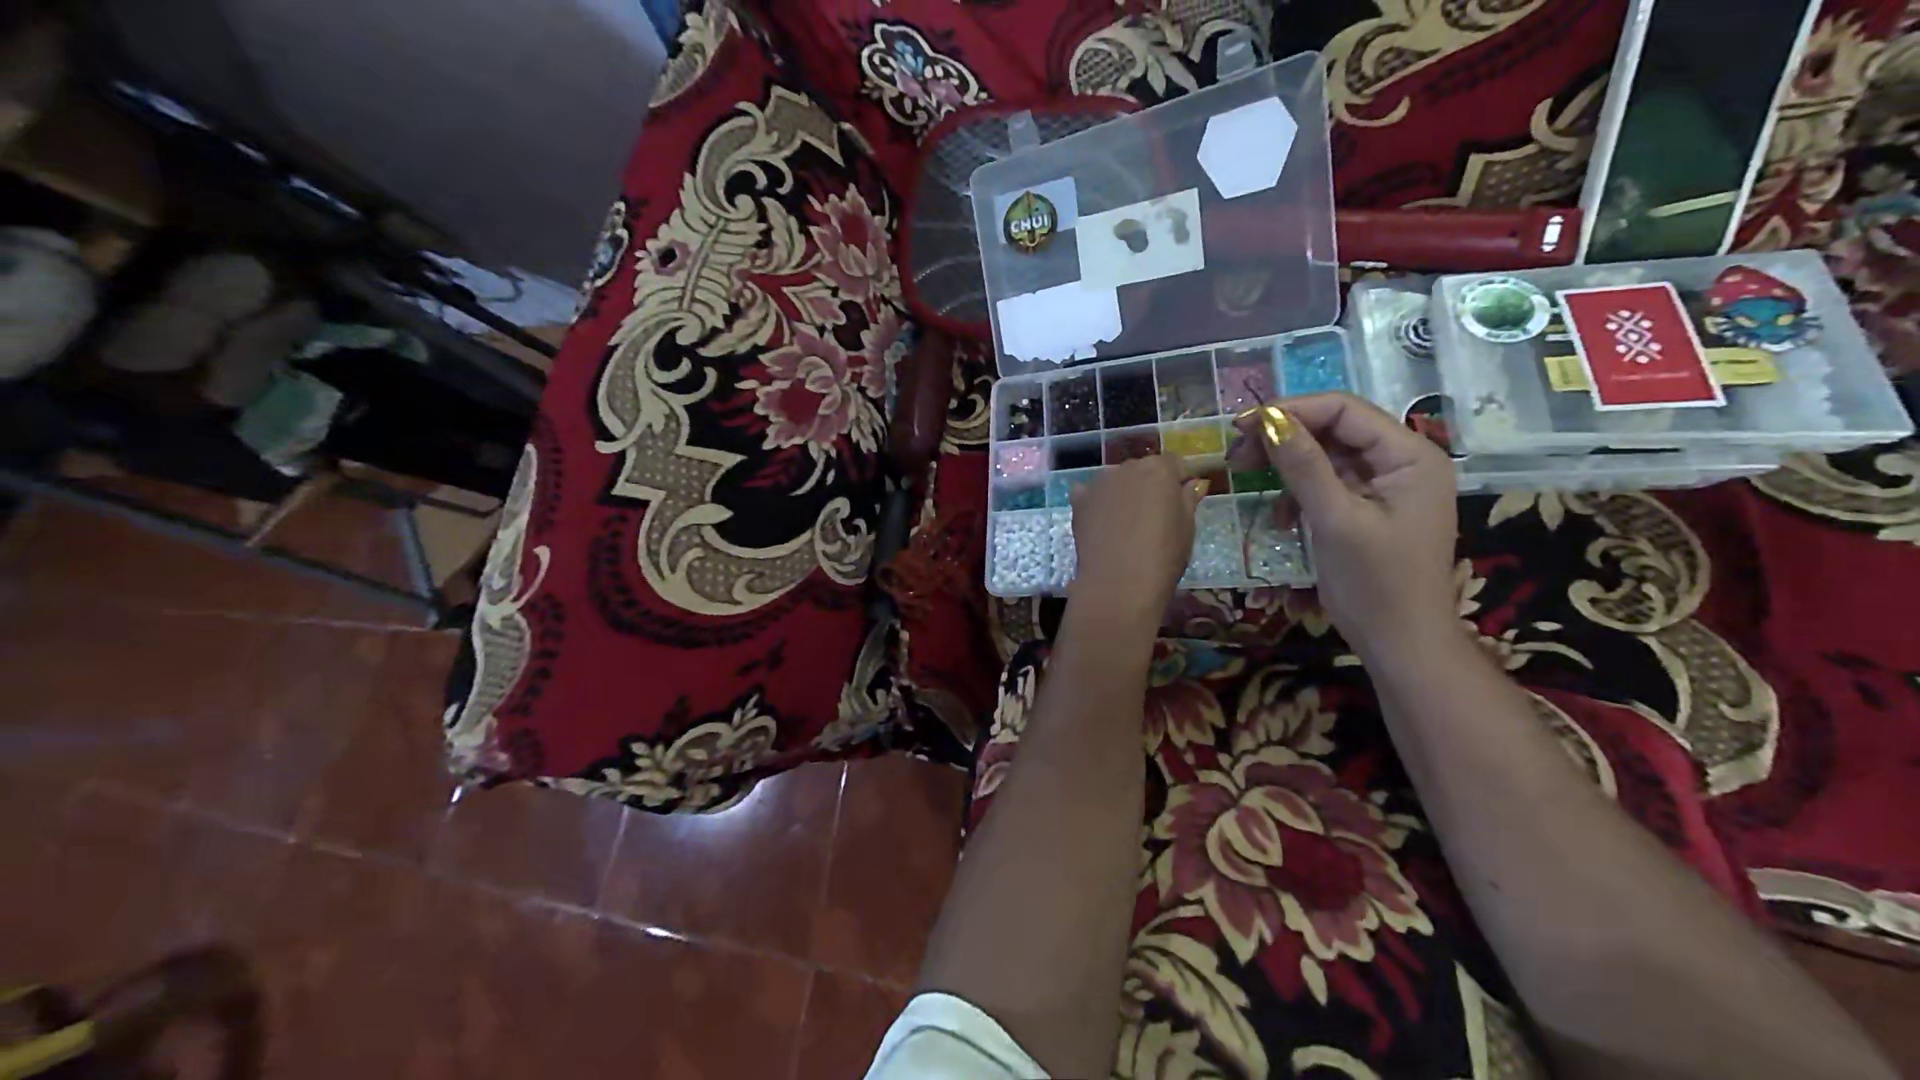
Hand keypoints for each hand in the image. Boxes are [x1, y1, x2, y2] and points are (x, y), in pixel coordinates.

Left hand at [1068, 454, 1205, 617]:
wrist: (1119, 583)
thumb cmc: (1163, 555)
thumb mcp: (1186, 527)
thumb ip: (1188, 499)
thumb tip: (1194, 483)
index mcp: (1159, 469)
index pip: (1174, 463)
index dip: (1180, 480)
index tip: (1182, 500)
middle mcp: (1127, 467)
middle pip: (1143, 469)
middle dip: (1150, 485)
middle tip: (1154, 515)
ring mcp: (1099, 483)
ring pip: (1116, 480)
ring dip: (1123, 492)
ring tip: (1126, 522)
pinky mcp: (1079, 501)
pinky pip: (1090, 493)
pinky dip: (1097, 502)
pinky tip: (1101, 521)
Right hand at [1235, 394, 1457, 656]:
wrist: (1400, 642)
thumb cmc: (1375, 583)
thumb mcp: (1335, 520)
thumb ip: (1304, 466)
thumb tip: (1267, 421)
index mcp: (1409, 456)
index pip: (1345, 410)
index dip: (1292, 410)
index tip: (1243, 425)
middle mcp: (1402, 461)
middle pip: (1335, 429)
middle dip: (1284, 436)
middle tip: (1237, 452)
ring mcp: (1385, 486)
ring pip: (1328, 455)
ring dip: (1286, 462)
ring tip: (1245, 473)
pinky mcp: (1368, 508)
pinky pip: (1328, 483)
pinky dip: (1298, 490)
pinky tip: (1277, 511)